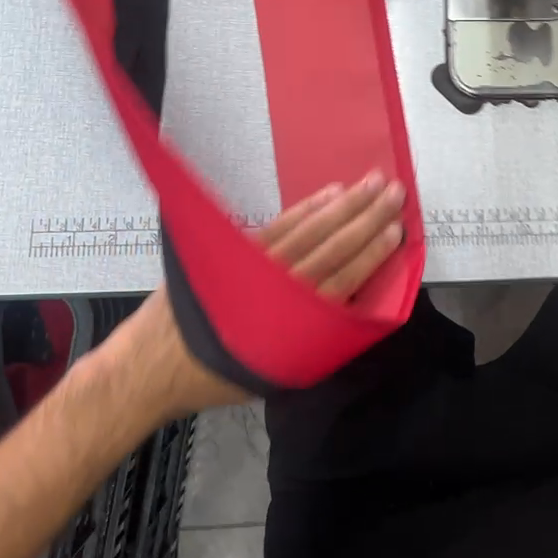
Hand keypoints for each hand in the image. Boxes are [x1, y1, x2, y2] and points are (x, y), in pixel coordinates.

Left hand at [104, 173, 407, 420]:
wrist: (159, 361)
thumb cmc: (221, 373)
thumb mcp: (278, 369)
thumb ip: (315, 336)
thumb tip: (350, 305)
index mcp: (296, 320)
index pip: (346, 277)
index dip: (374, 251)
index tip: (398, 230)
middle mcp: (282, 284)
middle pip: (334, 244)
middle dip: (369, 216)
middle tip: (397, 193)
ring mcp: (260, 261)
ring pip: (312, 227)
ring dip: (346, 203)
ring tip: (373, 183)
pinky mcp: (240, 246)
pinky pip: (283, 222)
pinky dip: (309, 206)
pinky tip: (330, 194)